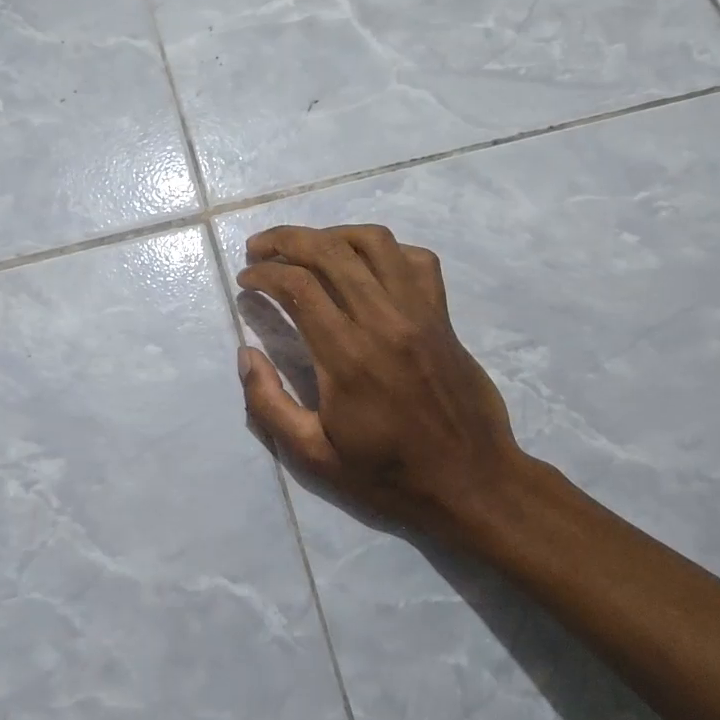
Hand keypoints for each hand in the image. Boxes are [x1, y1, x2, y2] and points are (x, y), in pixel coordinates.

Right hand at [236, 225, 531, 537]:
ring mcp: (420, 313)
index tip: (246, 279)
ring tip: (307, 248)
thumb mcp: (313, 455)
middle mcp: (384, 321)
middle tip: (259, 249)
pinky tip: (362, 265)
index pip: (298, 285)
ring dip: (331, 234)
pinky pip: (416, 260)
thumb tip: (246, 353)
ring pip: (374, 242)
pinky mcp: (443, 316)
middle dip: (285, 239)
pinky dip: (384, 250)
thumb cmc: (388, 473)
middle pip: (330, 250)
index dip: (263, 273)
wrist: (474, 484)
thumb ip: (268, 403)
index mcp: (348, 355)